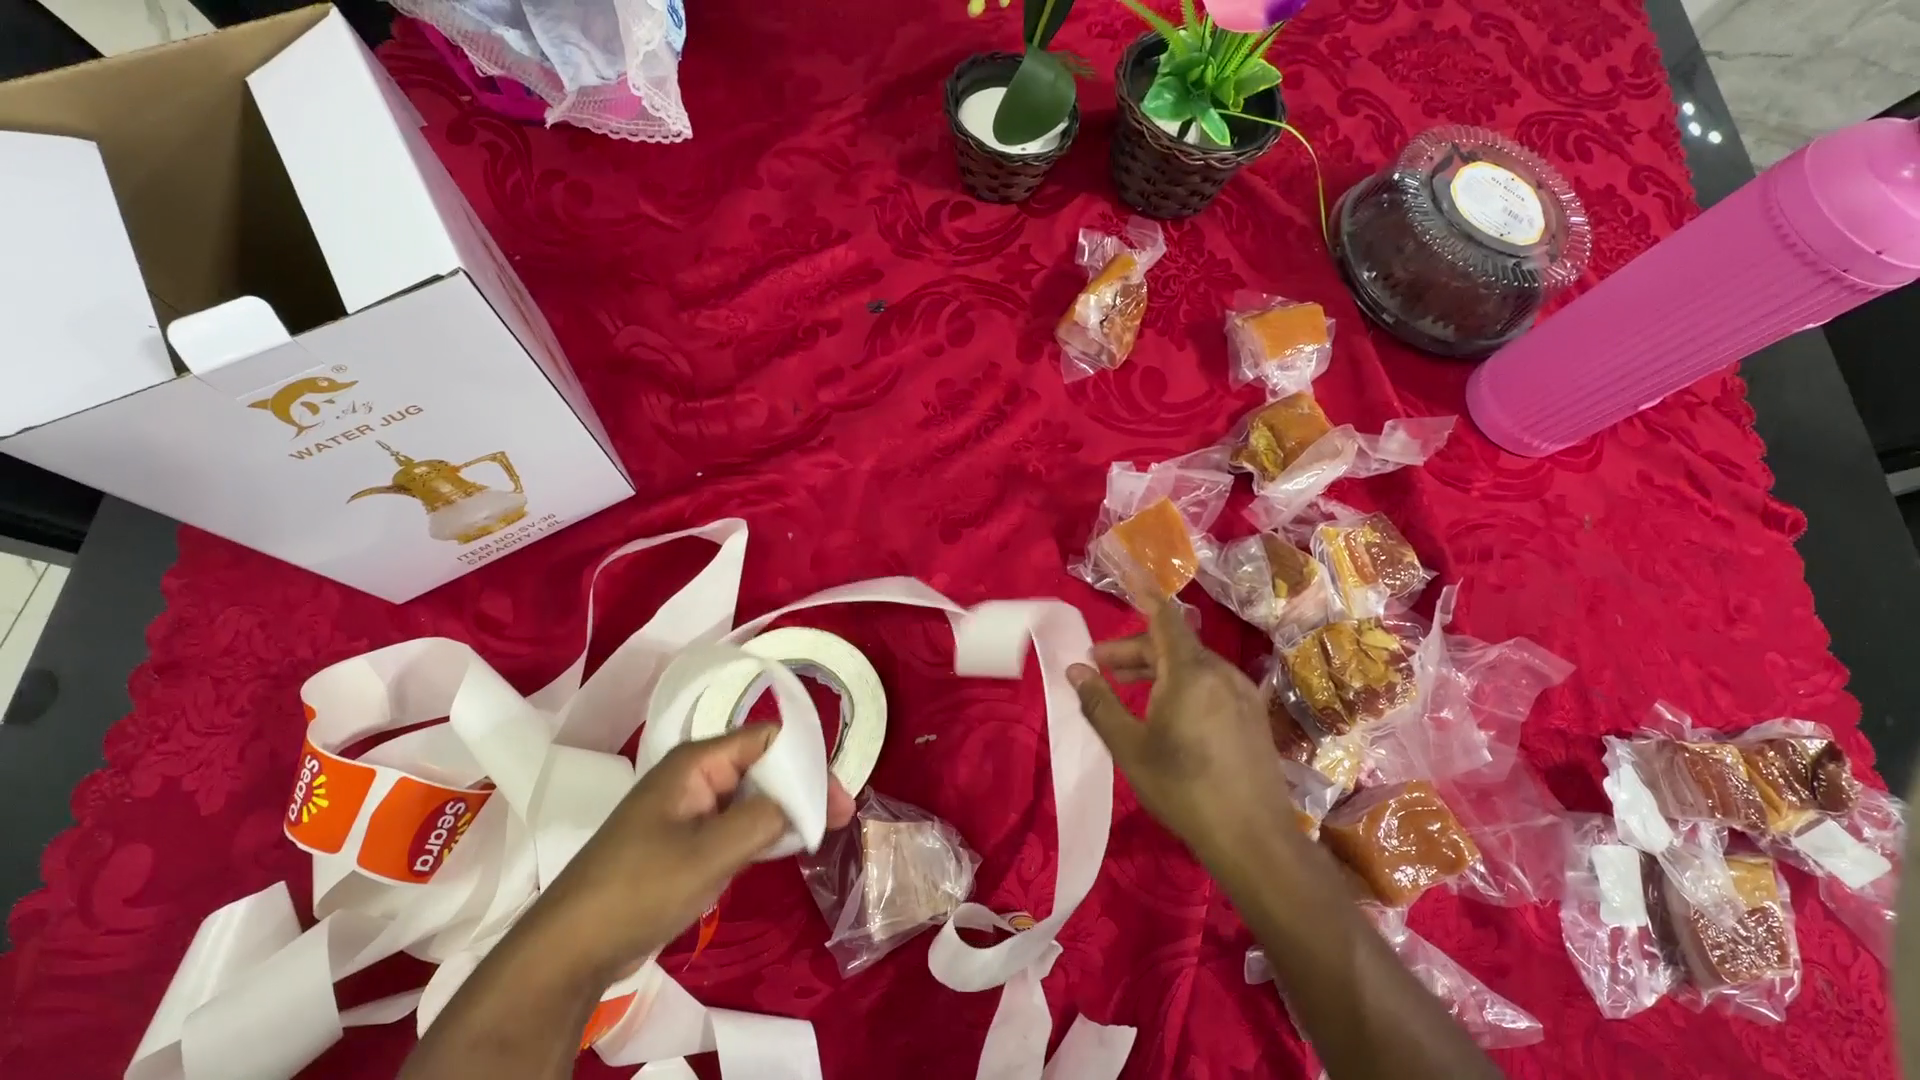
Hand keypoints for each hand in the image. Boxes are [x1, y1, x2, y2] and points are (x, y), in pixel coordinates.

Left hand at [527, 725, 856, 984]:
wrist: (575, 945)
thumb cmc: (641, 888)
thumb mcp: (710, 853)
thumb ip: (764, 820)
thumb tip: (803, 804)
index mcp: (697, 762)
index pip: (767, 738)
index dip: (808, 762)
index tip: (838, 799)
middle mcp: (695, 776)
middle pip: (763, 765)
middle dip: (803, 787)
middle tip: (841, 820)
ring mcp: (690, 810)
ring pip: (751, 796)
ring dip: (787, 811)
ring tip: (824, 833)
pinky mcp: (687, 841)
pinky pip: (736, 824)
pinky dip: (764, 831)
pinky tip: (787, 849)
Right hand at [1068, 596, 1293, 865]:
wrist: (1253, 838)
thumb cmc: (1182, 789)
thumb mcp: (1129, 747)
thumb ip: (1100, 703)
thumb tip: (1075, 670)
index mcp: (1190, 672)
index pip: (1163, 616)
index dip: (1142, 591)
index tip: (1125, 569)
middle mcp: (1221, 673)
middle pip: (1172, 644)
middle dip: (1133, 649)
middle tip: (1099, 667)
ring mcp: (1242, 695)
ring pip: (1192, 666)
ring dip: (1156, 669)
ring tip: (1126, 690)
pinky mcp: (1252, 717)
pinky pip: (1210, 685)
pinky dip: (1180, 685)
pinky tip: (1165, 713)